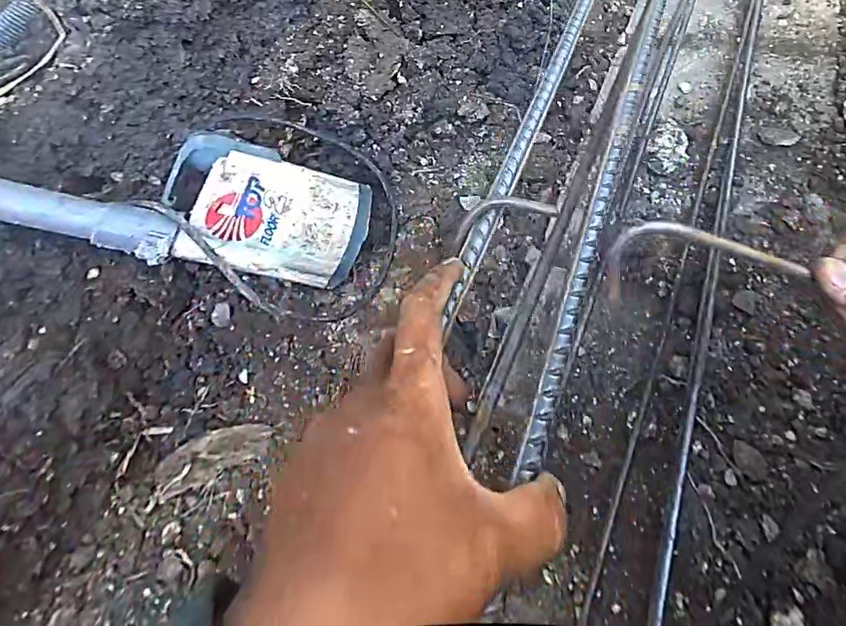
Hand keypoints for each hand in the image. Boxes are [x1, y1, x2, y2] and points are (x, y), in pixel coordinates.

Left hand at [229, 259, 566, 624]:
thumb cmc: (401, 576)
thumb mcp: (493, 546)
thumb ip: (538, 512)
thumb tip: (554, 496)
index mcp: (407, 404)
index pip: (421, 320)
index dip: (437, 286)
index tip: (450, 268)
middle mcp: (357, 409)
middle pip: (389, 351)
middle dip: (427, 359)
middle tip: (458, 398)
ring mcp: (317, 443)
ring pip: (362, 399)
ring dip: (395, 408)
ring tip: (421, 459)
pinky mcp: (291, 483)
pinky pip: (335, 442)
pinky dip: (363, 448)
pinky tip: (376, 500)